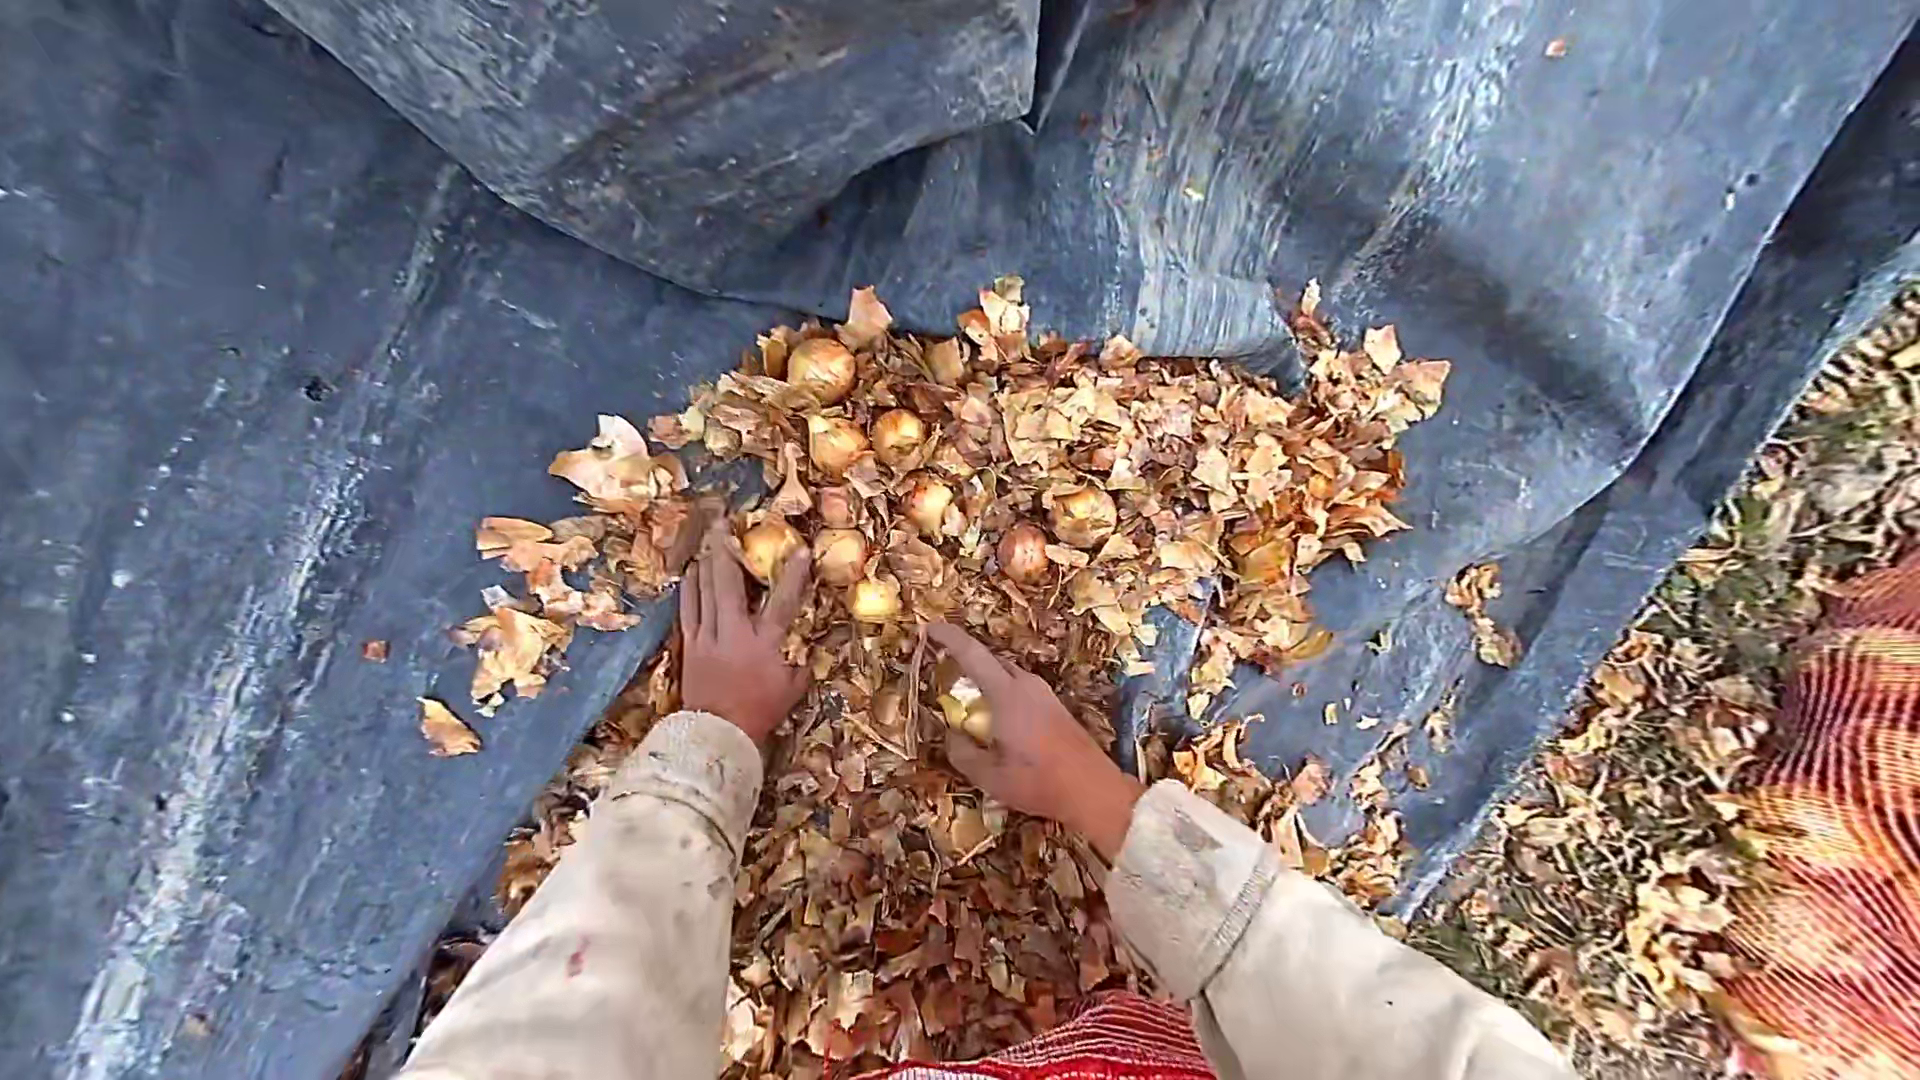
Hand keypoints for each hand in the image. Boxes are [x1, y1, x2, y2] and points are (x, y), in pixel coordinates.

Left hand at [678, 521, 810, 743]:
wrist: (717, 735)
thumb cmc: (762, 710)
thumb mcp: (794, 685)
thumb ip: (803, 655)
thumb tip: (817, 632)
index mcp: (765, 644)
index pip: (783, 602)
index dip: (792, 575)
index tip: (799, 550)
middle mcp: (734, 634)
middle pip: (728, 585)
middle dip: (726, 552)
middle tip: (724, 524)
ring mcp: (707, 638)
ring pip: (703, 591)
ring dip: (706, 563)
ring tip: (708, 540)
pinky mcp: (690, 645)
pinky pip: (687, 609)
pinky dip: (689, 588)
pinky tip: (690, 573)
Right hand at [929, 623, 1144, 860]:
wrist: (1093, 789)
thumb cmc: (1038, 781)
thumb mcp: (989, 776)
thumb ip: (962, 752)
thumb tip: (951, 735)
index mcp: (1006, 693)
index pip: (971, 653)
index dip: (948, 636)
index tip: (928, 627)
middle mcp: (1025, 684)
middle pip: (989, 659)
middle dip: (963, 659)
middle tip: (941, 668)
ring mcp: (1042, 692)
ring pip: (1005, 673)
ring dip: (983, 678)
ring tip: (965, 701)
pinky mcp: (1052, 704)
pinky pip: (1018, 686)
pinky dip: (998, 691)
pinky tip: (994, 718)